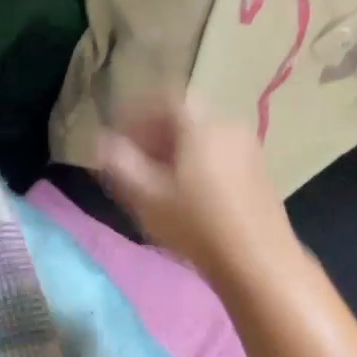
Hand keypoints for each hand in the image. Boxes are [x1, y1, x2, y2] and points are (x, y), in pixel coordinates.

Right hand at [94, 96, 297, 281]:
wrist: (254, 256)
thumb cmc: (193, 224)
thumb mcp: (145, 196)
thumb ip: (119, 163)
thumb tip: (101, 141)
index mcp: (200, 127)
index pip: (166, 99)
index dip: (136, 111)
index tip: (115, 132)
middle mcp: (227, 127)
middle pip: (183, 118)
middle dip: (151, 134)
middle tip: (126, 159)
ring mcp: (246, 147)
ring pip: (199, 136)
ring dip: (170, 150)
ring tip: (149, 179)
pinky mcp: (254, 169)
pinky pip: (215, 152)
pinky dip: (191, 160)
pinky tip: (179, 190)